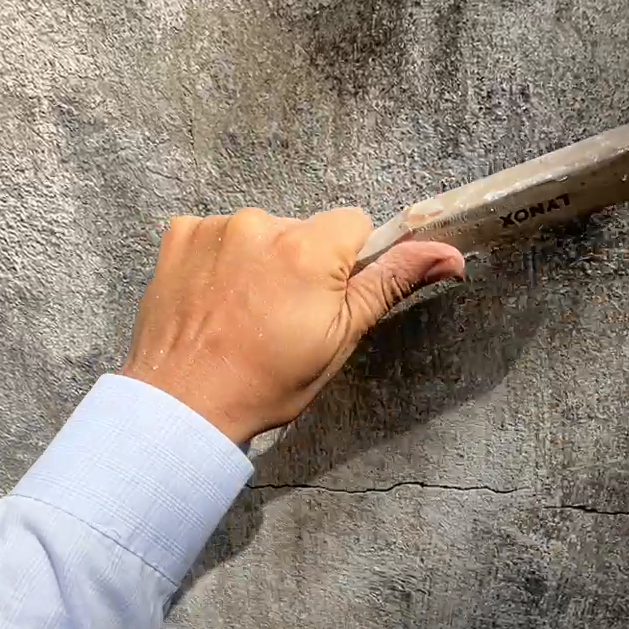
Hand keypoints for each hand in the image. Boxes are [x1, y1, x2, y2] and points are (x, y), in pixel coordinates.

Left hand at [119, 207, 465, 443]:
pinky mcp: (181, 235)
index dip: (348, 264)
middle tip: (283, 317)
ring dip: (262, 263)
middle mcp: (260, 224)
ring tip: (245, 314)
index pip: (354, 224)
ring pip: (263, 233)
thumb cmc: (266, 382)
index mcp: (308, 249)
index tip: (327, 300)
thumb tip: (448, 253)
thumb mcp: (341, 337)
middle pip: (306, 229)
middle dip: (304, 264)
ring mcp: (216, 227)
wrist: (185, 404)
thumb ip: (392, 283)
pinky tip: (217, 301)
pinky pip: (220, 234)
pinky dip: (223, 260)